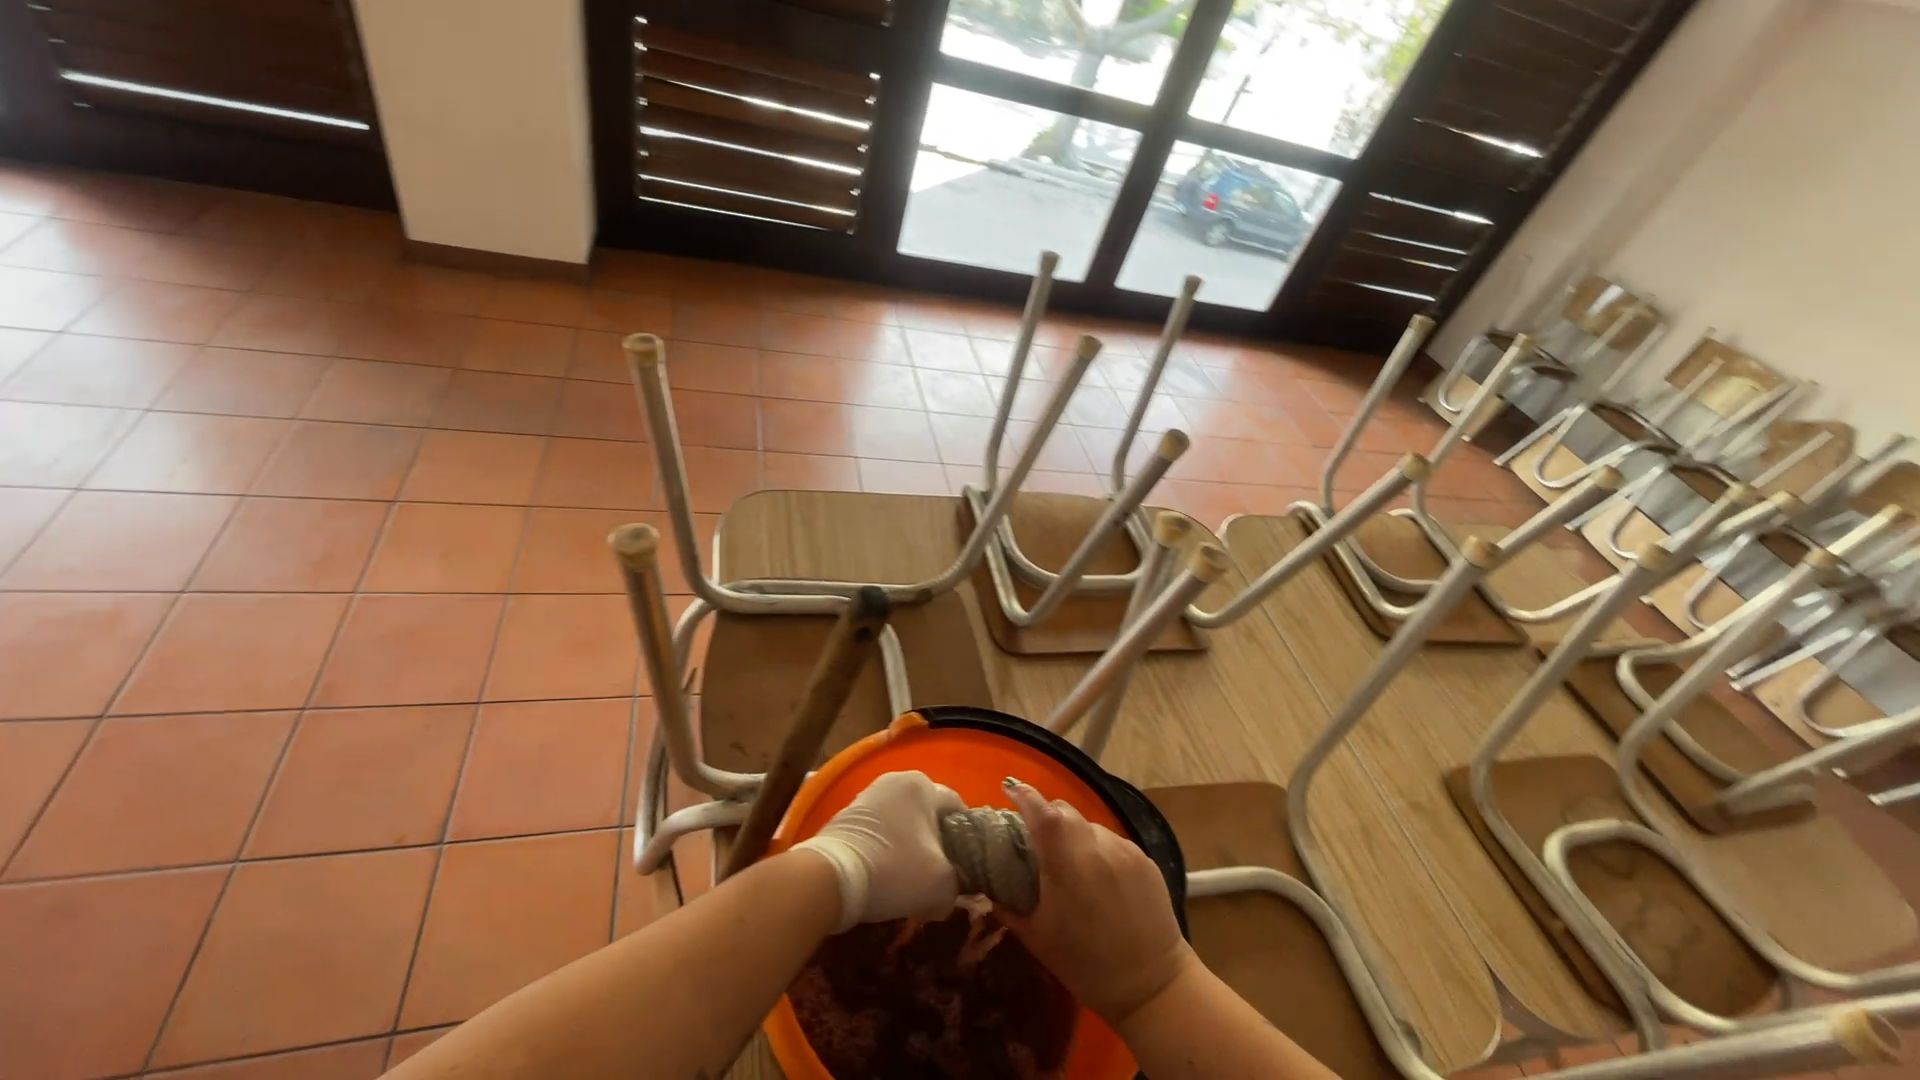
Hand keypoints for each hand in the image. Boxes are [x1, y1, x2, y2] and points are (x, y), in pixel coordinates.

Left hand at [792, 770, 965, 930]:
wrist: (828, 878)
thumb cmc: (894, 869)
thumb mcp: (941, 885)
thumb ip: (959, 885)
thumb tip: (953, 892)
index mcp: (922, 785)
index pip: (958, 808)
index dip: (967, 840)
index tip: (965, 867)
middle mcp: (895, 781)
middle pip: (928, 817)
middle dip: (936, 847)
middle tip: (939, 878)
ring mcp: (867, 796)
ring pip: (902, 826)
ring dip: (910, 851)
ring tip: (910, 883)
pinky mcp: (845, 816)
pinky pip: (879, 833)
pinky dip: (886, 852)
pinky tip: (885, 878)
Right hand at [999, 779, 1193, 1026]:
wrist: (1152, 986)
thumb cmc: (1086, 965)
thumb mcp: (1037, 938)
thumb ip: (1009, 905)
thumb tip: (990, 885)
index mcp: (1068, 865)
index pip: (1042, 812)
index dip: (1024, 796)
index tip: (1010, 791)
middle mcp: (1098, 848)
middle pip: (1065, 811)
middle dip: (1047, 817)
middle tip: (1037, 841)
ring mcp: (1125, 851)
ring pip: (1089, 826)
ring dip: (1074, 837)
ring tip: (1071, 867)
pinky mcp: (1145, 859)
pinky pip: (1112, 842)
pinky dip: (1098, 850)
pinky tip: (1099, 880)